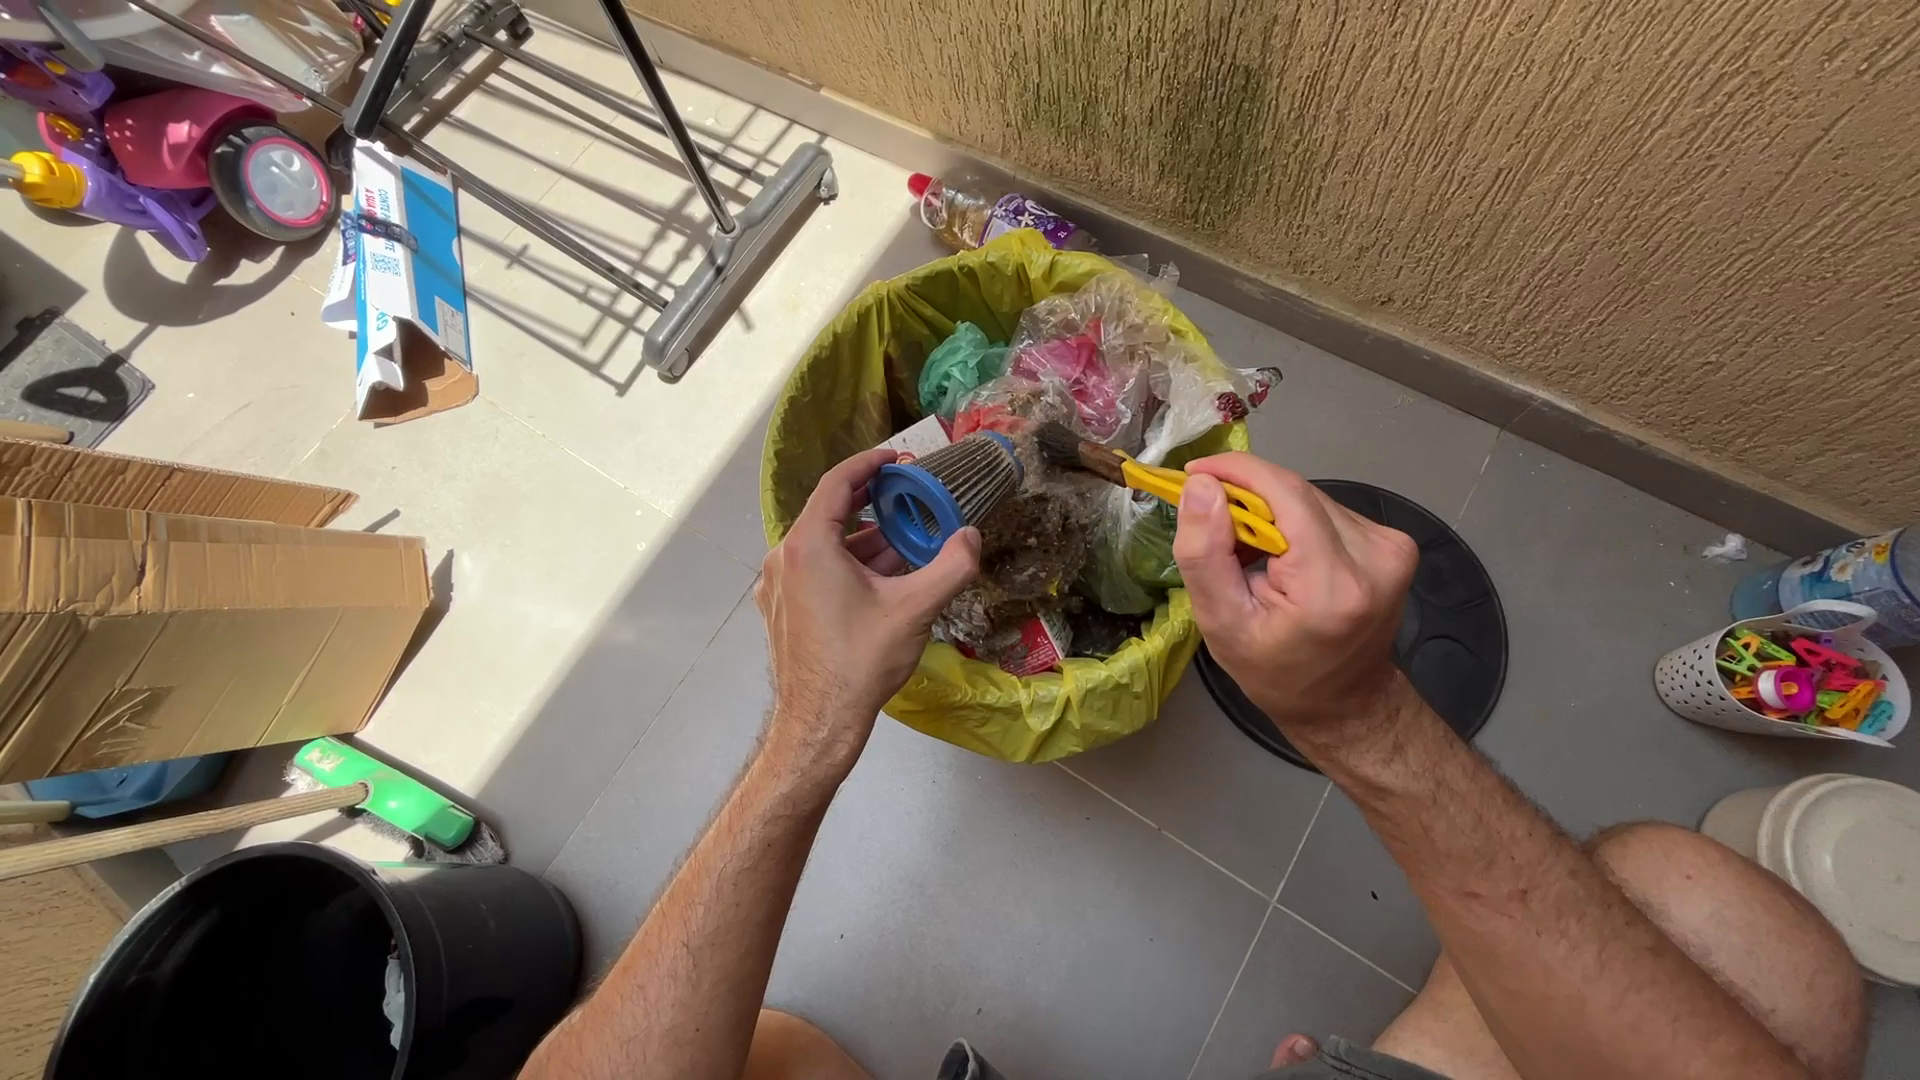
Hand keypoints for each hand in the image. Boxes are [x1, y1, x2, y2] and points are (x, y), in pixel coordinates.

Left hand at [755, 448, 980, 773]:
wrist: (819, 723)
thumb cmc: (862, 661)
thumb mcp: (916, 609)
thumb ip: (952, 566)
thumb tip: (973, 536)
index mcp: (808, 545)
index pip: (837, 483)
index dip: (869, 463)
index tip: (897, 459)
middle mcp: (784, 558)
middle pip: (831, 514)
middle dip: (875, 507)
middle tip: (912, 503)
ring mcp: (778, 586)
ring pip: (825, 547)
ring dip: (866, 542)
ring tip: (908, 546)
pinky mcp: (782, 610)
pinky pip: (816, 571)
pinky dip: (849, 565)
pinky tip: (883, 582)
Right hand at [1173, 453, 1418, 746]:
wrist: (1343, 703)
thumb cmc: (1274, 672)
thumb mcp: (1221, 622)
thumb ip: (1204, 554)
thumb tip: (1199, 487)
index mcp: (1333, 582)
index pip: (1284, 493)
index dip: (1235, 472)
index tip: (1192, 474)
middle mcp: (1376, 555)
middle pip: (1296, 491)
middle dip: (1245, 495)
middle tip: (1207, 520)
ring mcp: (1393, 547)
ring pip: (1310, 497)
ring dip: (1268, 509)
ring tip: (1241, 547)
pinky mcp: (1394, 544)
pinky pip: (1326, 510)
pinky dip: (1292, 520)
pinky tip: (1277, 552)